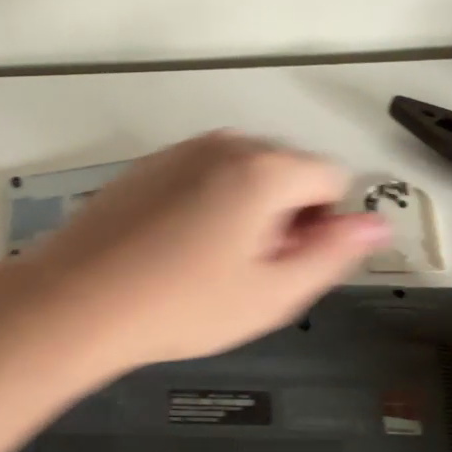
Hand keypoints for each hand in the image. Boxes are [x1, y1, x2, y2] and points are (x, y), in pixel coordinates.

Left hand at [23, 131, 389, 365]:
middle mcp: (224, 145)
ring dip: (245, 212)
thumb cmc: (181, 305)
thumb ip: (334, 253)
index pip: (332, 180)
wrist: (76, 301)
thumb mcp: (272, 293)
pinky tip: (174, 252)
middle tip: (247, 272)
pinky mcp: (146, 166)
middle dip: (284, 216)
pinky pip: (201, 178)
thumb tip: (376, 224)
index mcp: (264, 168)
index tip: (285, 265)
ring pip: (243, 175)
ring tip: (208, 266)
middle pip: (287, 171)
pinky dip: (205, 206)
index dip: (322, 227)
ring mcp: (180, 151)